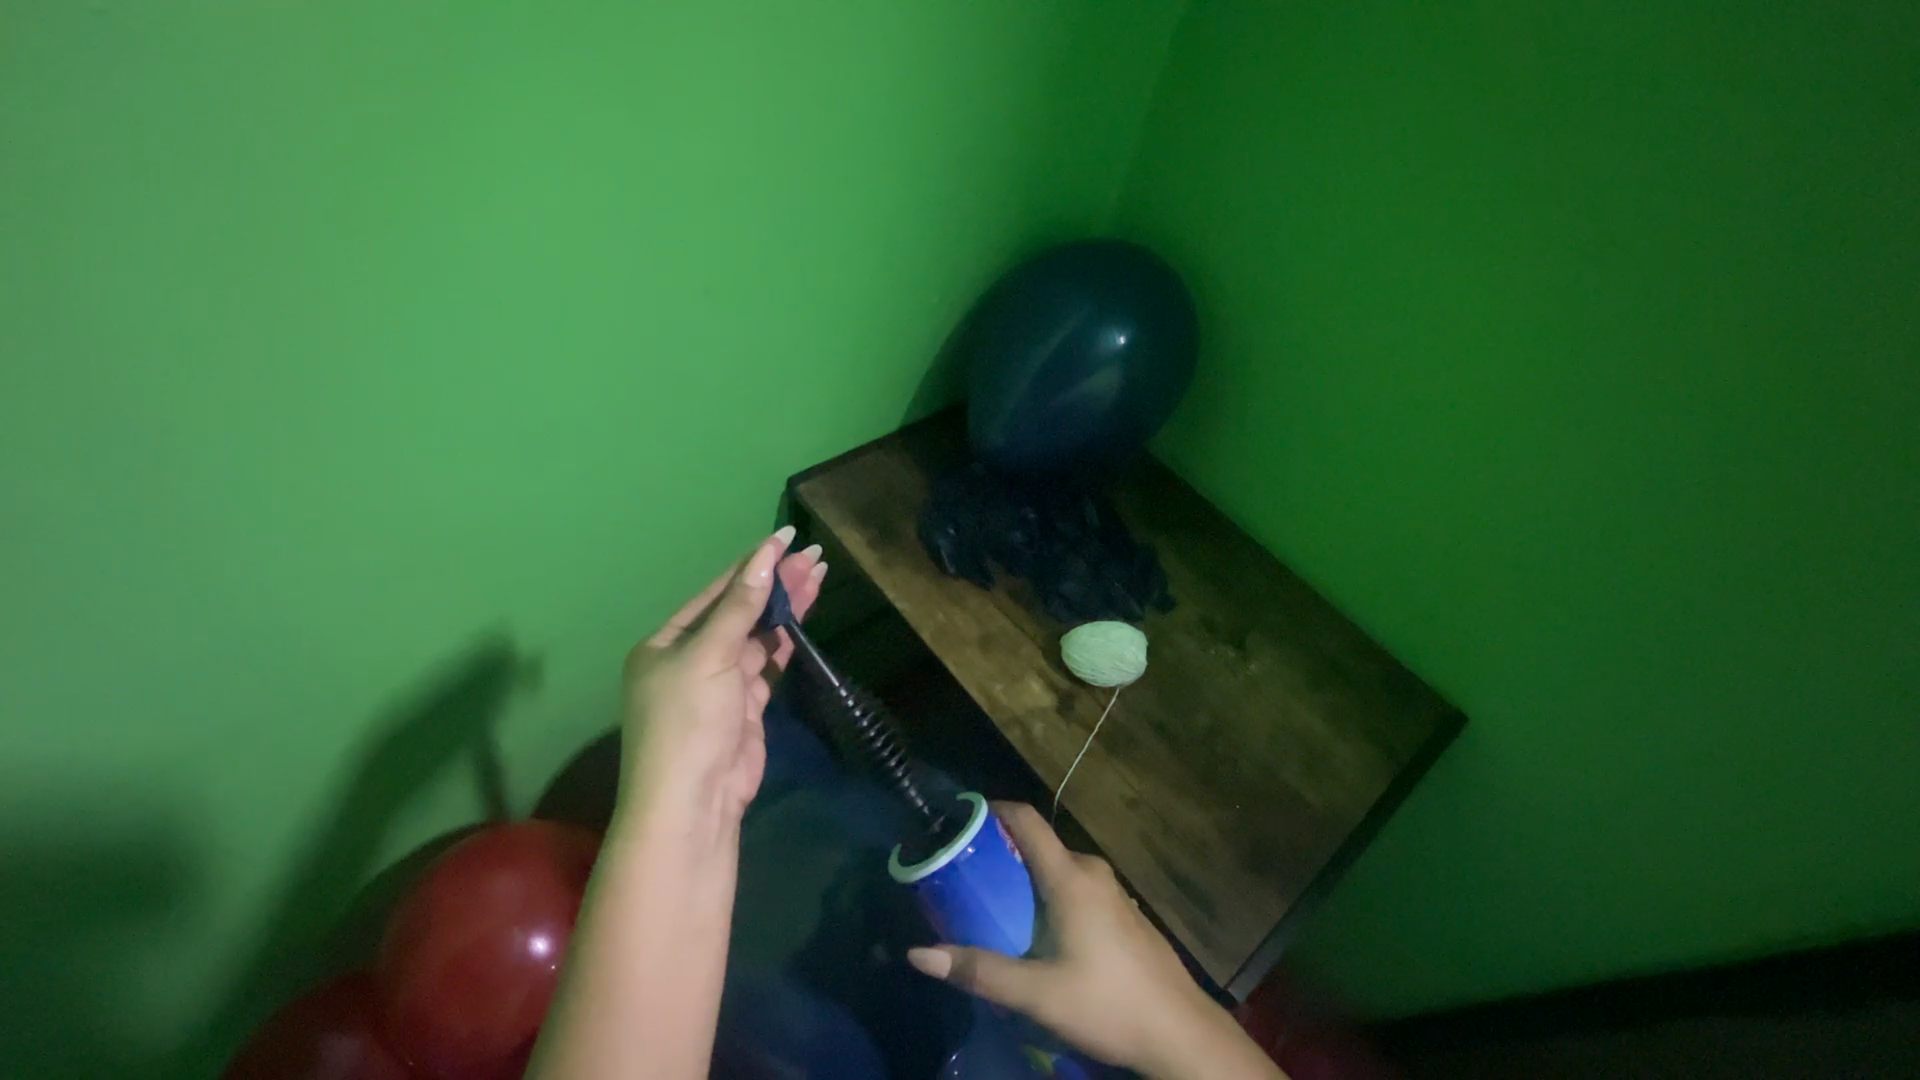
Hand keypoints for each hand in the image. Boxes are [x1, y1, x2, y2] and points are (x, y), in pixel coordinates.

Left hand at [621, 526, 825, 825]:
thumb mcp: (709, 656)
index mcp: (665, 643)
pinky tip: (805, 617)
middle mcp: (690, 659)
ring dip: (786, 609)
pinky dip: (786, 642)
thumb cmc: (688, 720)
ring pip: (757, 637)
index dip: (751, 566)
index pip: (715, 593)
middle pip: (739, 612)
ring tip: (819, 575)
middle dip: (775, 584)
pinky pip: (767, 664)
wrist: (694, 801)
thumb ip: (740, 606)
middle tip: (815, 555)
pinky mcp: (745, 707)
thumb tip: (766, 556)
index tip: (786, 540)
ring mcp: (719, 685)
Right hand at [906, 804, 1282, 1079]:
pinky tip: (1039, 934)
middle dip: (1001, 853)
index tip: (960, 819)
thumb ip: (980, 971)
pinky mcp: (1125, 915)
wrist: (1182, 1034)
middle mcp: (1092, 872)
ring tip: (995, 906)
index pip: (1026, 820)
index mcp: (1070, 877)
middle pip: (1039, 845)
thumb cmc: (1109, 1004)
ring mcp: (1114, 893)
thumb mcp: (1037, 994)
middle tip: (966, 877)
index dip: (992, 809)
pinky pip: (1077, 888)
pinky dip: (1050, 895)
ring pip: (1059, 869)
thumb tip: (918, 954)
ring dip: (1026, 878)